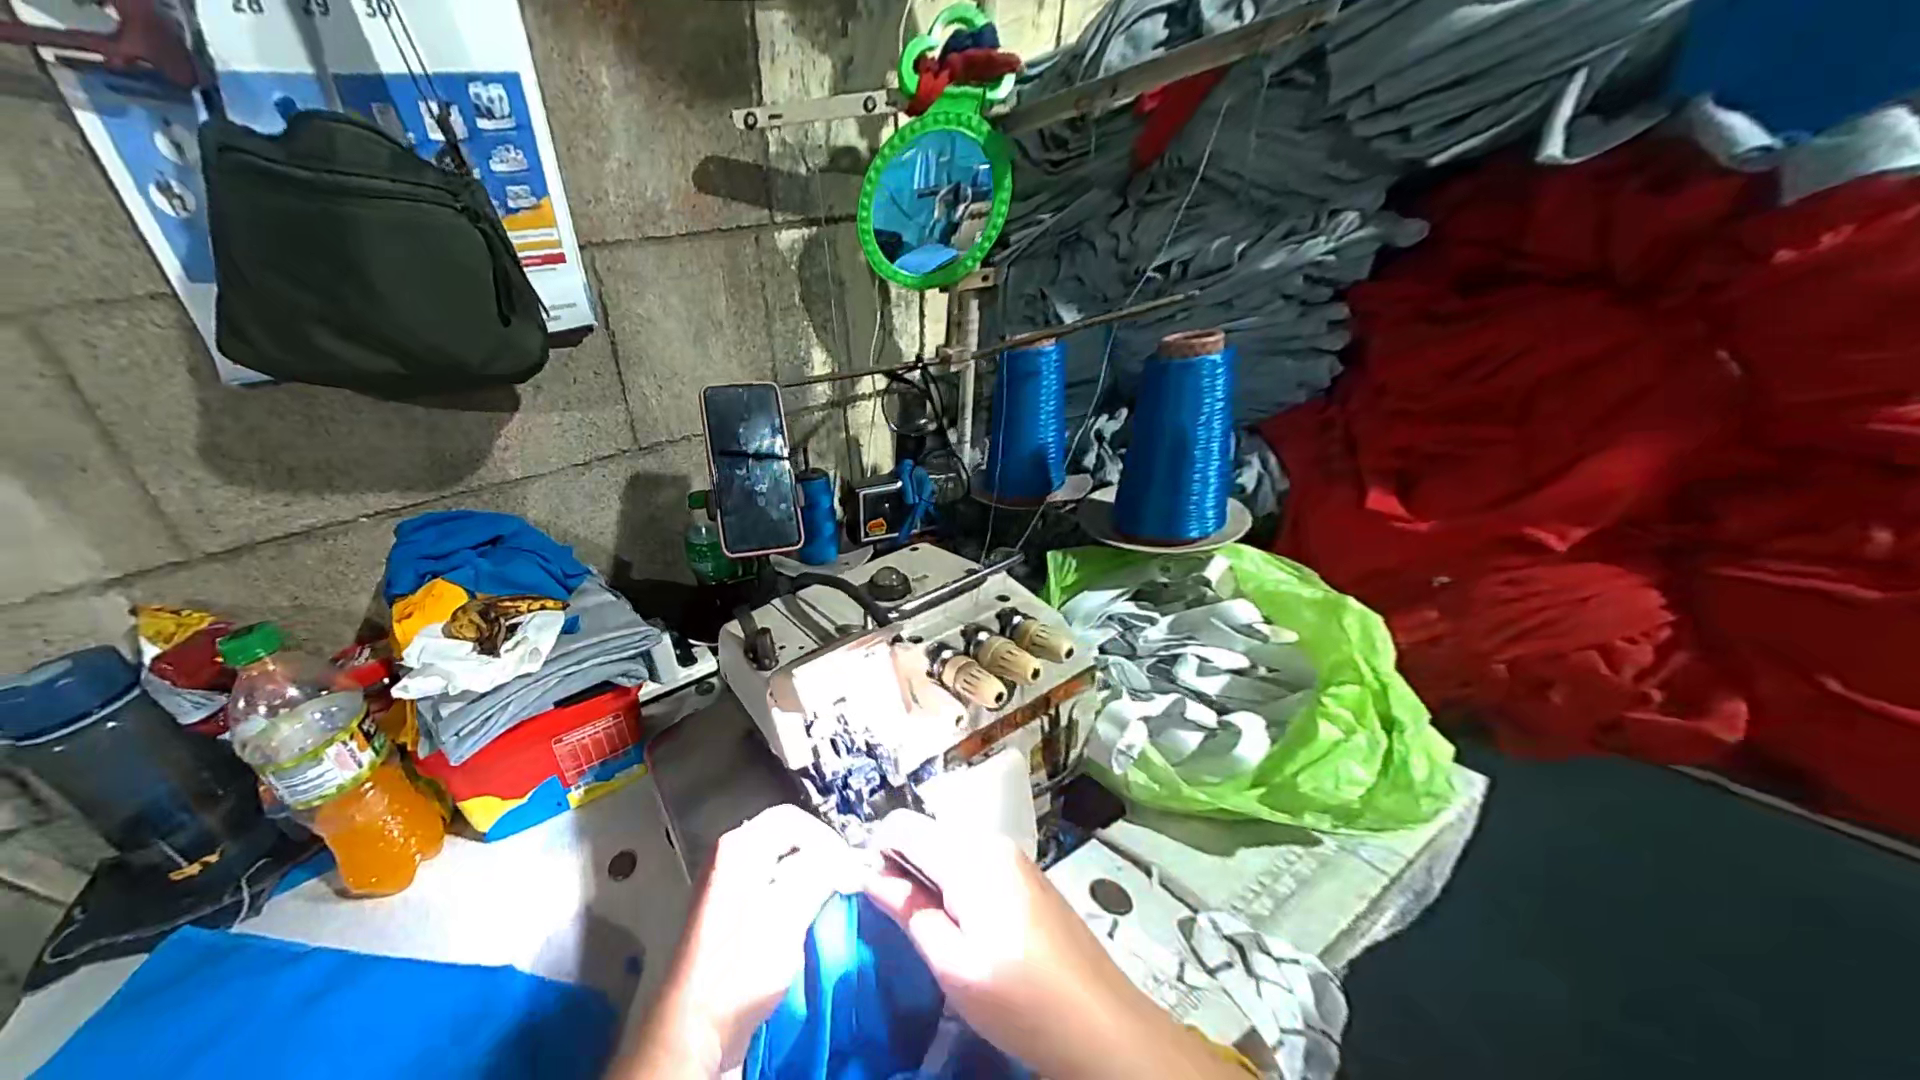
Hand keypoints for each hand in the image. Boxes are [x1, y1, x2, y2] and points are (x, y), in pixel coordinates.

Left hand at [625, 804, 870, 1077]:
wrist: (694, 1031)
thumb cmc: (738, 973)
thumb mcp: (787, 918)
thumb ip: (819, 876)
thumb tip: (848, 859)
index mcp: (738, 848)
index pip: (793, 819)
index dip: (826, 838)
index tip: (850, 865)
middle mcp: (727, 857)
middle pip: (786, 836)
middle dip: (820, 854)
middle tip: (845, 878)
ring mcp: (726, 884)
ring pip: (780, 861)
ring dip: (809, 874)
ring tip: (832, 897)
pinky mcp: (729, 912)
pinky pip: (771, 884)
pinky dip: (794, 892)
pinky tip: (807, 916)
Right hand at [864, 810, 1243, 1079]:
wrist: (1101, 1023)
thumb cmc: (1019, 999)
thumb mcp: (953, 965)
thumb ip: (910, 912)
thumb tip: (871, 877)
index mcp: (970, 855)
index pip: (902, 825)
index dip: (876, 852)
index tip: (870, 892)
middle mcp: (993, 842)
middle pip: (929, 834)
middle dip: (904, 866)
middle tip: (900, 920)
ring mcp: (1016, 858)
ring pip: (953, 849)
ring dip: (931, 878)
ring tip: (933, 931)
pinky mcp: (1030, 877)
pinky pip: (979, 863)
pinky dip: (959, 884)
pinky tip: (969, 929)